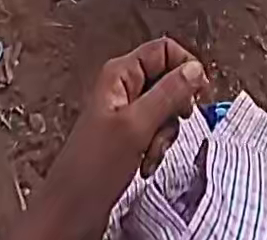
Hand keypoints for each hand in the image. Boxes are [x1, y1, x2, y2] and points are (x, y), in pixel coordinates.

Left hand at [12, 39, 209, 239]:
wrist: (68, 217)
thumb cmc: (91, 170)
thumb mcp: (136, 126)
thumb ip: (169, 93)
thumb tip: (196, 68)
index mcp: (120, 73)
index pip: (164, 49)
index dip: (185, 67)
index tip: (199, 92)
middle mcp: (123, 87)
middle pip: (168, 79)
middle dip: (175, 106)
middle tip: (176, 122)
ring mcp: (125, 113)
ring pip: (165, 108)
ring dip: (166, 133)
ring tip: (152, 151)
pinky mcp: (127, 137)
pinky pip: (156, 131)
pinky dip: (157, 147)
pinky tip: (146, 163)